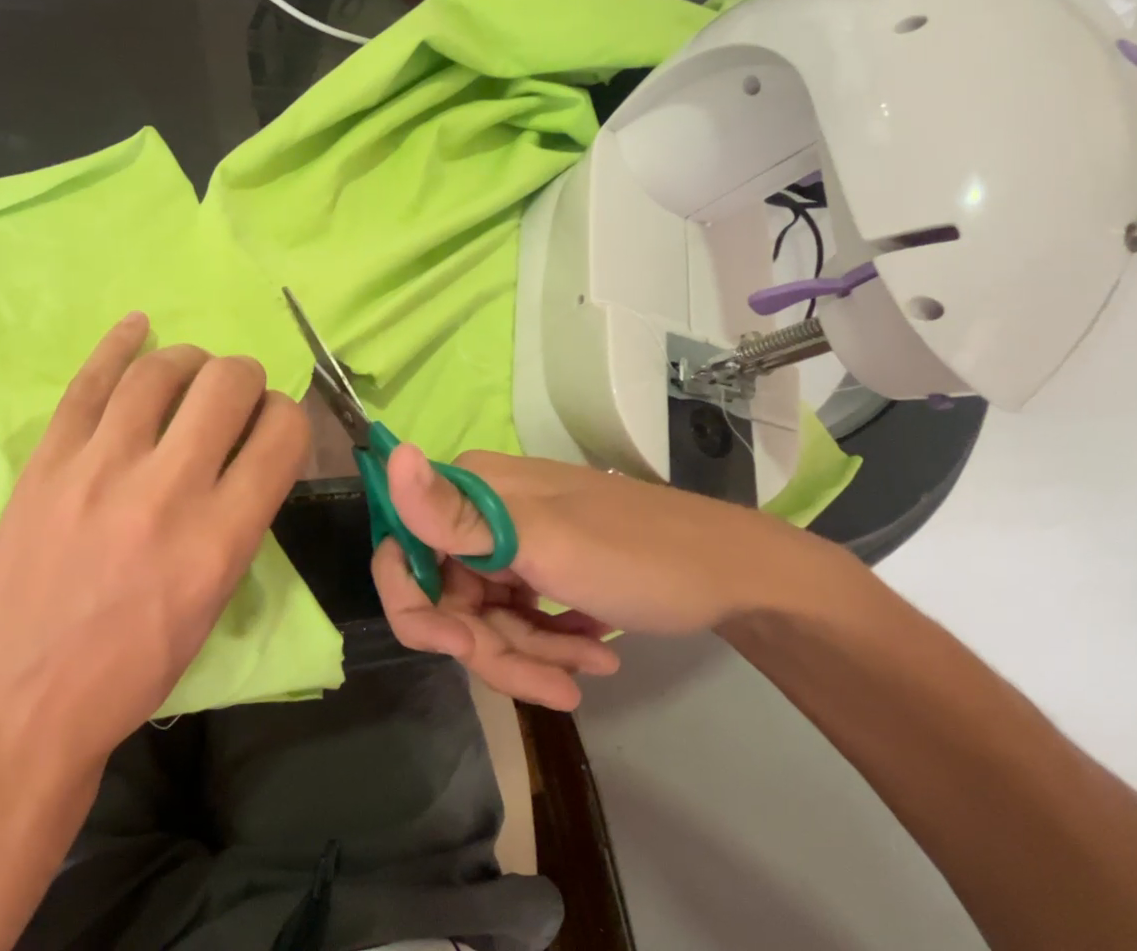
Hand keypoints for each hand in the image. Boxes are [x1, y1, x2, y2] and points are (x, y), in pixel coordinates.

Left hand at [0, 312, 310, 769]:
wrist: (23, 704)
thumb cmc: (129, 676)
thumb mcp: (209, 609)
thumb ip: (233, 528)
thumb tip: (243, 465)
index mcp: (220, 539)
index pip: (281, 435)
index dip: (288, 419)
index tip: (273, 427)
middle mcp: (166, 489)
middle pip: (227, 385)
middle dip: (245, 380)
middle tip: (234, 397)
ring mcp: (98, 467)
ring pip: (159, 371)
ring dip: (188, 360)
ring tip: (191, 370)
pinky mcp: (47, 462)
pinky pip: (88, 383)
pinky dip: (119, 346)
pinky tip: (137, 328)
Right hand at [372, 445, 859, 708]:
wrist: (743, 579)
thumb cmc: (643, 556)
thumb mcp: (547, 541)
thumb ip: (460, 514)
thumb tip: (393, 454)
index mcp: (471, 491)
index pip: (402, 551)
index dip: (417, 606)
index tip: (460, 647)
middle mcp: (481, 513)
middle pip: (446, 597)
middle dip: (490, 647)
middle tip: (550, 683)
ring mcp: (511, 543)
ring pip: (483, 618)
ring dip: (529, 653)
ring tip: (589, 671)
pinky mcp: (540, 570)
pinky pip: (517, 619)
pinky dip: (549, 643)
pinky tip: (595, 654)